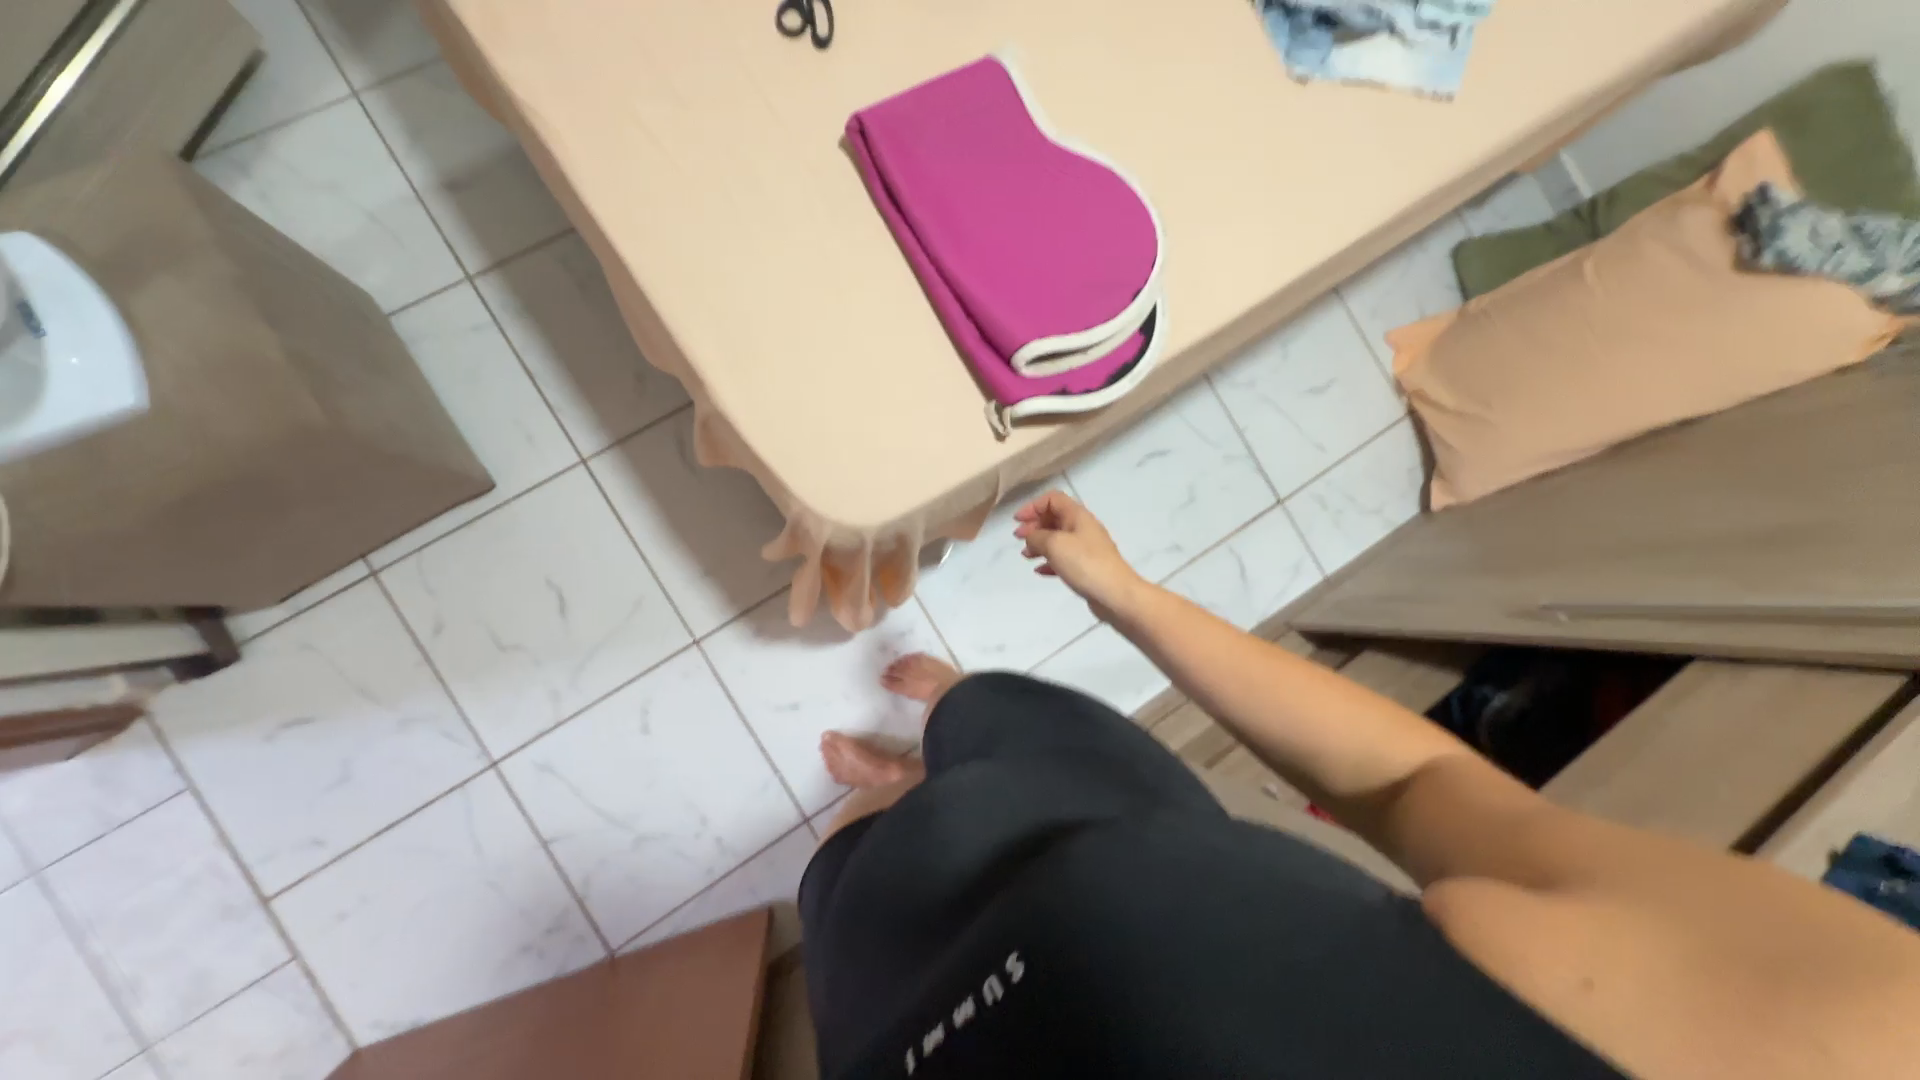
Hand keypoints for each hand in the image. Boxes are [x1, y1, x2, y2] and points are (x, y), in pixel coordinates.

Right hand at [1012, 491, 1144, 619]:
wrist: (1115, 594)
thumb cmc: (1084, 563)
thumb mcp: (1054, 544)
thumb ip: (1037, 536)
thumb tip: (1031, 537)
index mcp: (1078, 515)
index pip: (1052, 499)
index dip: (1033, 506)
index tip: (1017, 521)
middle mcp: (1083, 528)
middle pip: (1054, 518)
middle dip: (1034, 525)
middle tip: (1019, 538)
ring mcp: (1086, 548)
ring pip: (1058, 539)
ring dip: (1039, 544)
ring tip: (1026, 556)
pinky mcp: (1087, 567)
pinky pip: (1064, 558)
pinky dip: (1050, 561)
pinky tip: (1040, 571)